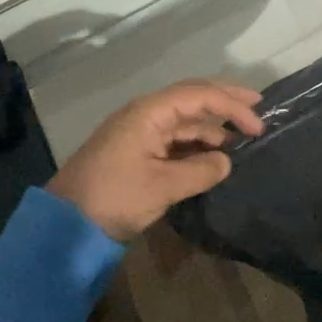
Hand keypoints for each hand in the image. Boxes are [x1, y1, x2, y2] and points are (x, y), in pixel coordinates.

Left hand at [47, 78, 263, 241]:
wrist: (64, 225)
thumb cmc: (114, 198)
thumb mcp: (162, 187)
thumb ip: (200, 171)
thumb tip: (226, 161)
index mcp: (149, 112)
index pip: (199, 96)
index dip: (232, 107)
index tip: (258, 125)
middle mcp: (145, 114)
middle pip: (192, 97)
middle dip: (225, 101)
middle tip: (258, 107)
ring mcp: (140, 132)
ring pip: (184, 119)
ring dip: (212, 125)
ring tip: (241, 137)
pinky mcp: (136, 151)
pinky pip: (174, 137)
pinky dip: (197, 142)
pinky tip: (214, 153)